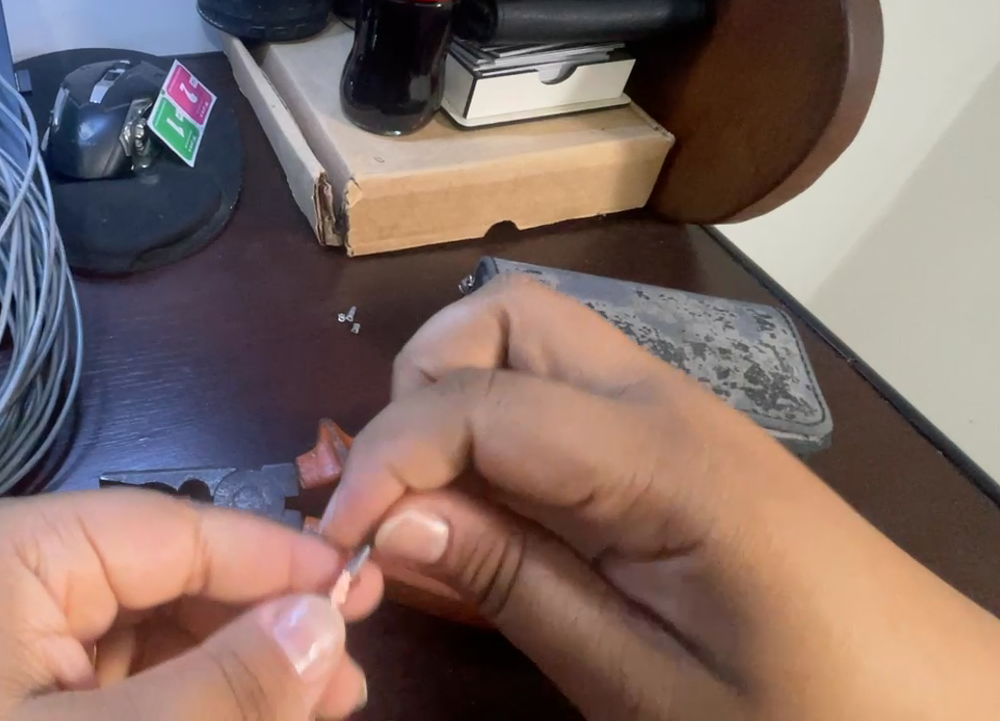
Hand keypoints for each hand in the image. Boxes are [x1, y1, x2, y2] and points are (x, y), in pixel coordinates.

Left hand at [0, 488, 381, 719]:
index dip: (273, 557)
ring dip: (228, 676)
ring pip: (150, 642)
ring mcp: (11, 643)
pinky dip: (177, 708)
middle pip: (170, 585)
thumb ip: (212, 691)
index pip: (179, 529)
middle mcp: (22, 576)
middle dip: (259, 628)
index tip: (360, 583)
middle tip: (348, 678)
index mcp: (29, 547)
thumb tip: (326, 621)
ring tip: (316, 708)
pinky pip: (114, 689)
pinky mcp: (6, 698)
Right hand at [319, 274, 999, 719]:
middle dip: (421, 390)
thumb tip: (386, 522)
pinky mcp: (656, 424)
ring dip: (450, 394)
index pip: (476, 407)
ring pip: (515, 329)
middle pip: (497, 316)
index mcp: (660, 459)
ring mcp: (659, 399)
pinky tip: (489, 499)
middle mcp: (652, 394)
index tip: (338, 540)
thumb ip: (511, 585)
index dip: (386, 462)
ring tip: (440, 492)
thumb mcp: (652, 694)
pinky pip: (543, 378)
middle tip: (407, 494)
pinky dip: (487, 415)